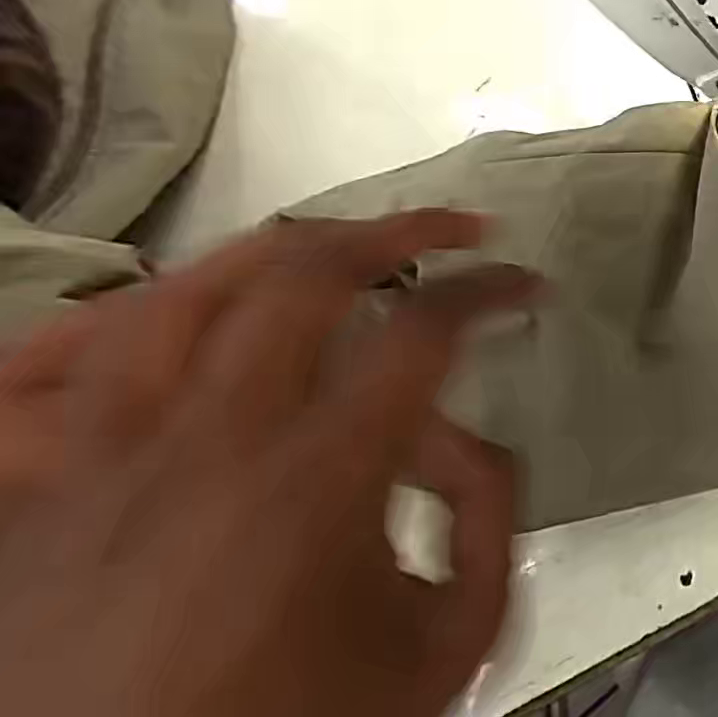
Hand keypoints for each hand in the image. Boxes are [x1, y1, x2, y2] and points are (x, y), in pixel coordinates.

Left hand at [0, 211, 538, 716]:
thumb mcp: (452, 627)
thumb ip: (489, 506)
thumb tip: (460, 428)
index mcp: (320, 480)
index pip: (424, 329)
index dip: (490, 286)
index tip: (526, 285)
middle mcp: (205, 449)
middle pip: (302, 280)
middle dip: (400, 232)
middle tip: (457, 230)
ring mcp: (95, 470)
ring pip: (168, 299)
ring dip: (271, 250)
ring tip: (337, 241)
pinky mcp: (24, 502)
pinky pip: (27, 379)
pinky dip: (95, 323)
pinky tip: (164, 303)